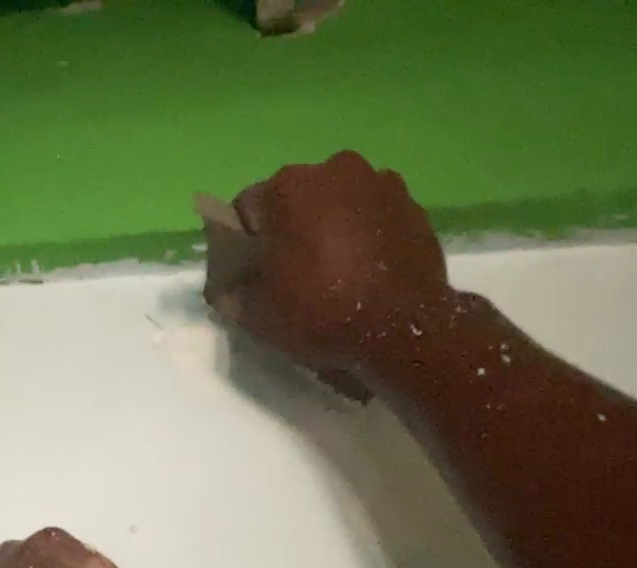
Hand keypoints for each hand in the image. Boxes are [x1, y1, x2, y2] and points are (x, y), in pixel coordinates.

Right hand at [206, 151, 451, 368]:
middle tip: (287, 273)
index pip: (245, 209)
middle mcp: (333, 169)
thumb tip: (225, 286)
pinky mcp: (411, 204)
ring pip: (335, 203)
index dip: (240, 244)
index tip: (246, 272)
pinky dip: (361, 234)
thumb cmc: (319, 312)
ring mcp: (378, 182)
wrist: (401, 329)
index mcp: (287, 187)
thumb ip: (231, 291)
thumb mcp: (256, 314)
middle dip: (286, 229)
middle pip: (294, 200)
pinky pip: (371, 215)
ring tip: (329, 272)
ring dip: (326, 228)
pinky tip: (361, 270)